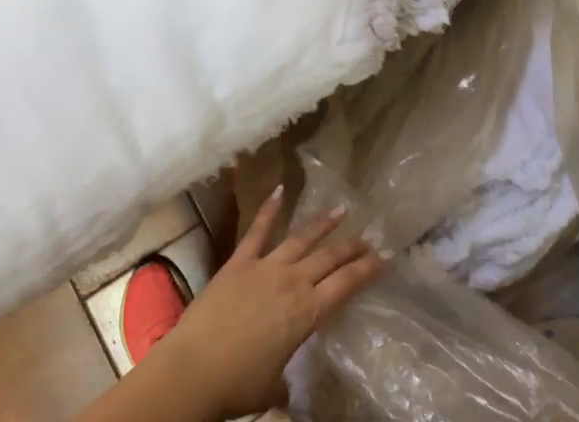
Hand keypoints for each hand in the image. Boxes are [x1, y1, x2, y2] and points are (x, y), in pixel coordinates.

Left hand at [155, 186, 387, 418]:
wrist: (191, 370)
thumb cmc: (236, 385)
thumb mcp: (272, 387)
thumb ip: (285, 377)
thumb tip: (284, 383)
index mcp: (308, 312)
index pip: (347, 284)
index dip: (369, 269)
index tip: (386, 256)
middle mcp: (293, 282)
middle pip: (330, 257)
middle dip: (352, 246)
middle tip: (369, 237)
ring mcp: (265, 267)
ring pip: (302, 239)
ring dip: (323, 224)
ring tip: (341, 210)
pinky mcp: (239, 262)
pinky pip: (257, 231)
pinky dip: (269, 209)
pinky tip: (280, 190)